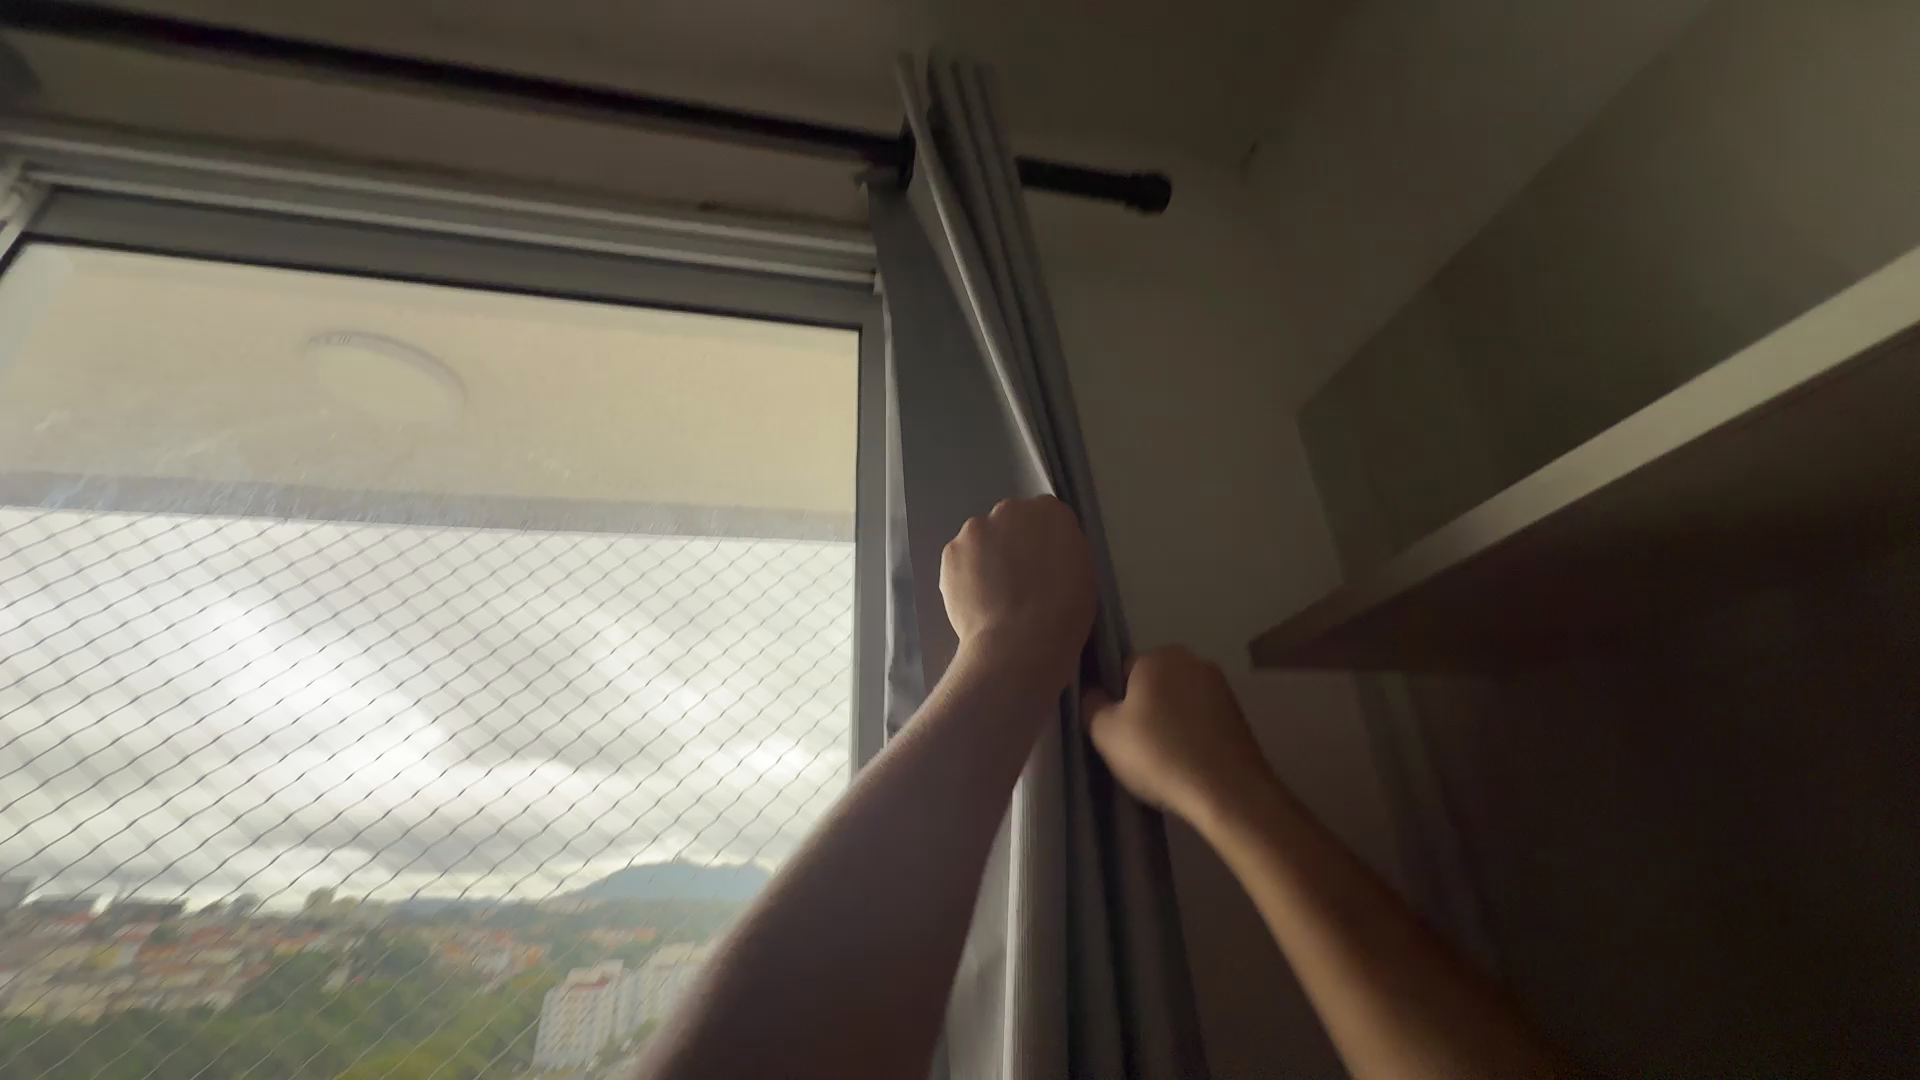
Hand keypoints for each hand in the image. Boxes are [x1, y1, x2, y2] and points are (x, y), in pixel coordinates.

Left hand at [940, 496, 1098, 689]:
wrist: (1020, 641)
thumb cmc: (1064, 612)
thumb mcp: (1082, 571)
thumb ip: (1062, 548)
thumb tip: (1047, 551)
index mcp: (1050, 511)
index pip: (1046, 517)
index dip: (1043, 542)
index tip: (1042, 565)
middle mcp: (1010, 510)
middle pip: (1009, 520)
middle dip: (1011, 543)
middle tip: (1017, 580)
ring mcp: (976, 529)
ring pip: (980, 539)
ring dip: (985, 557)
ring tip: (993, 595)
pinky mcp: (951, 552)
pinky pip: (959, 559)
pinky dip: (964, 575)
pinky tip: (976, 600)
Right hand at [1083, 647, 1270, 822]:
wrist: (1228, 792)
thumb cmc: (1158, 753)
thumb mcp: (1105, 732)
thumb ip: (1091, 704)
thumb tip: (1093, 693)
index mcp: (1159, 656)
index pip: (1122, 670)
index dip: (1114, 701)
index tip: (1116, 731)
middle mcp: (1193, 661)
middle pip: (1153, 684)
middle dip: (1144, 709)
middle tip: (1136, 747)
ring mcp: (1222, 688)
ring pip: (1179, 702)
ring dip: (1169, 723)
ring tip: (1164, 760)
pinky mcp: (1240, 715)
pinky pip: (1202, 720)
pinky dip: (1193, 736)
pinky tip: (1188, 764)